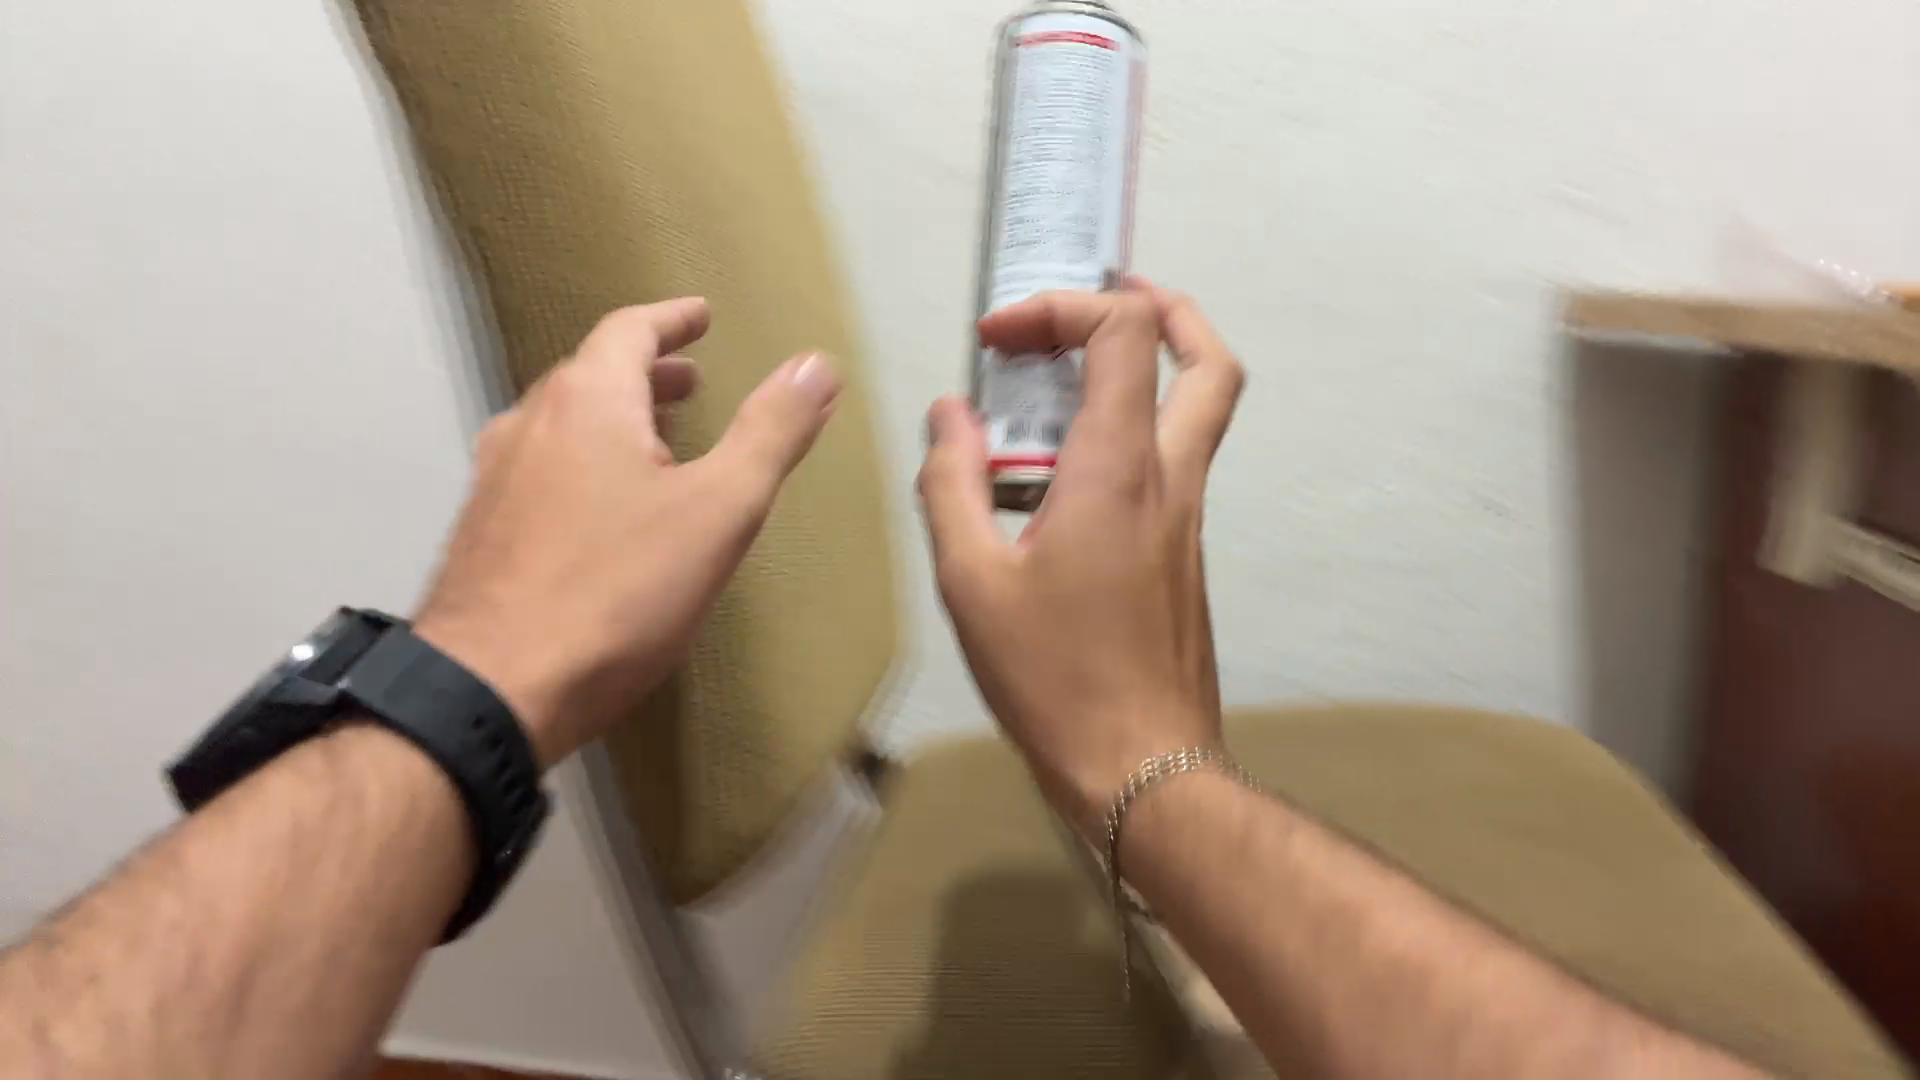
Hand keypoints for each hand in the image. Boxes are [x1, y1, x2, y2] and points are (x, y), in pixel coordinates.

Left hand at [414, 298, 840, 766]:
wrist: (492, 691)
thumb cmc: (620, 589)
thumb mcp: (720, 509)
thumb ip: (771, 433)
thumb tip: (819, 364)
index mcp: (588, 404)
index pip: (628, 332)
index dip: (671, 320)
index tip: (700, 316)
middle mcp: (530, 426)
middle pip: (592, 376)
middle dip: (648, 372)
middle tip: (691, 383)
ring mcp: (496, 480)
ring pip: (564, 425)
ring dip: (616, 418)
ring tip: (660, 442)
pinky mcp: (485, 532)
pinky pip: (545, 469)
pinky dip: (587, 461)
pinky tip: (607, 510)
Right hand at [918, 284, 1244, 836]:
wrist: (1142, 767)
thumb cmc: (1051, 675)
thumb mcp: (971, 580)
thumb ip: (952, 484)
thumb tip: (950, 416)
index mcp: (1117, 470)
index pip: (1125, 333)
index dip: (1063, 308)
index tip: (1000, 339)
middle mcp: (1170, 479)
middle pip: (1207, 359)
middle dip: (1160, 308)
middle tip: (1098, 306)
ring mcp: (1188, 518)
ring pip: (1201, 410)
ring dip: (1148, 370)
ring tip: (1067, 382)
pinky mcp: (1184, 553)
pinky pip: (1171, 464)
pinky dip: (1130, 434)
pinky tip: (1063, 476)